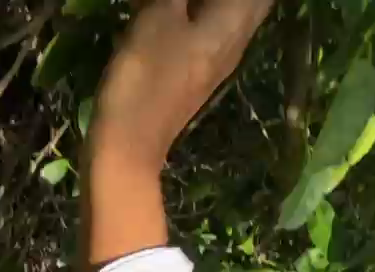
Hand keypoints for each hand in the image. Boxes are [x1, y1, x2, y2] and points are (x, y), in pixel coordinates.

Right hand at [79, 0, 271, 269]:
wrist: (125, 153)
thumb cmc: (142, 84)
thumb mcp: (155, 21)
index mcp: (235, 21)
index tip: (184, 0)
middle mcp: (235, 41)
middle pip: (249, 3)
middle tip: (184, 3)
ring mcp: (214, 66)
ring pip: (229, 17)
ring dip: (210, 7)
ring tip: (177, 6)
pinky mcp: (192, 82)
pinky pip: (208, 37)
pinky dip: (197, 21)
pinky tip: (174, 17)